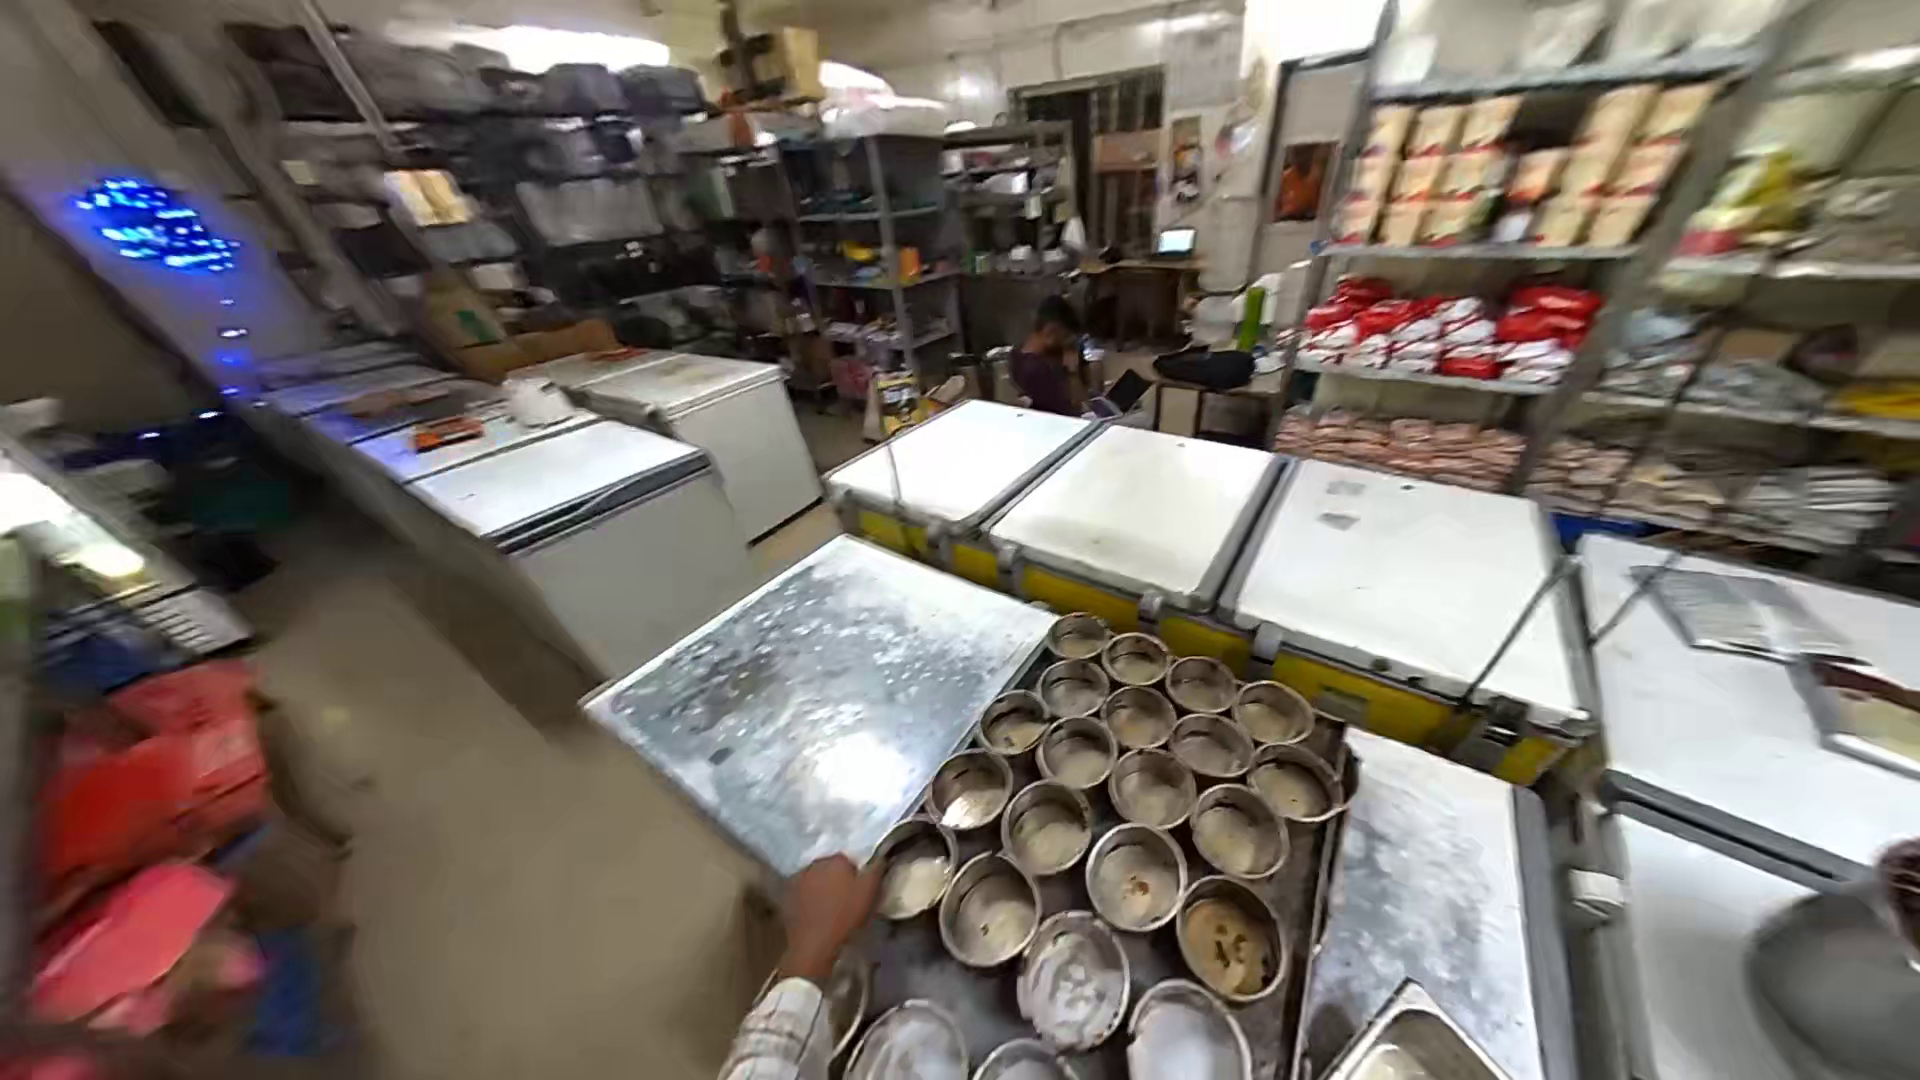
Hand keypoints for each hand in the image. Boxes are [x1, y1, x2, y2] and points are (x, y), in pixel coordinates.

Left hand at [777, 854, 881, 982]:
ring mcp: (799, 879)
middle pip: (830, 866)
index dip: (855, 875)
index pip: (848, 860)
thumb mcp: (869, 893)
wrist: (814, 947)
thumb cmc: (845, 918)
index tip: (857, 890)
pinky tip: (813, 912)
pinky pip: (802, 891)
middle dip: (836, 877)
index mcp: (836, 859)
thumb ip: (876, 869)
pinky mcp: (787, 895)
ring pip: (815, 877)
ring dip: (821, 886)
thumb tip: (879, 855)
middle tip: (844, 898)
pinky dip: (808, 897)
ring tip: (828, 906)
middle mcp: (815, 863)